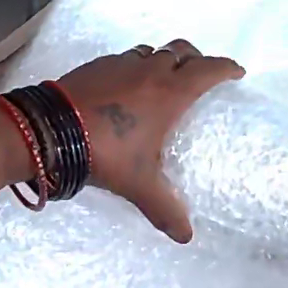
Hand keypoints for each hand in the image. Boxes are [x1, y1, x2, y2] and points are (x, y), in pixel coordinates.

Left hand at [54, 40, 244, 242]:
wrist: (51, 131)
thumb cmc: (106, 152)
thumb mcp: (139, 184)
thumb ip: (164, 209)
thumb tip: (186, 237)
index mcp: (169, 92)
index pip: (208, 70)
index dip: (226, 68)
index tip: (237, 72)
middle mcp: (149, 70)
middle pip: (182, 50)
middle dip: (196, 58)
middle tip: (200, 74)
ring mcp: (120, 64)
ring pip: (151, 51)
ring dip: (162, 60)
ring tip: (163, 79)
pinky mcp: (95, 66)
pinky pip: (124, 59)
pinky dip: (134, 67)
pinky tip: (126, 86)